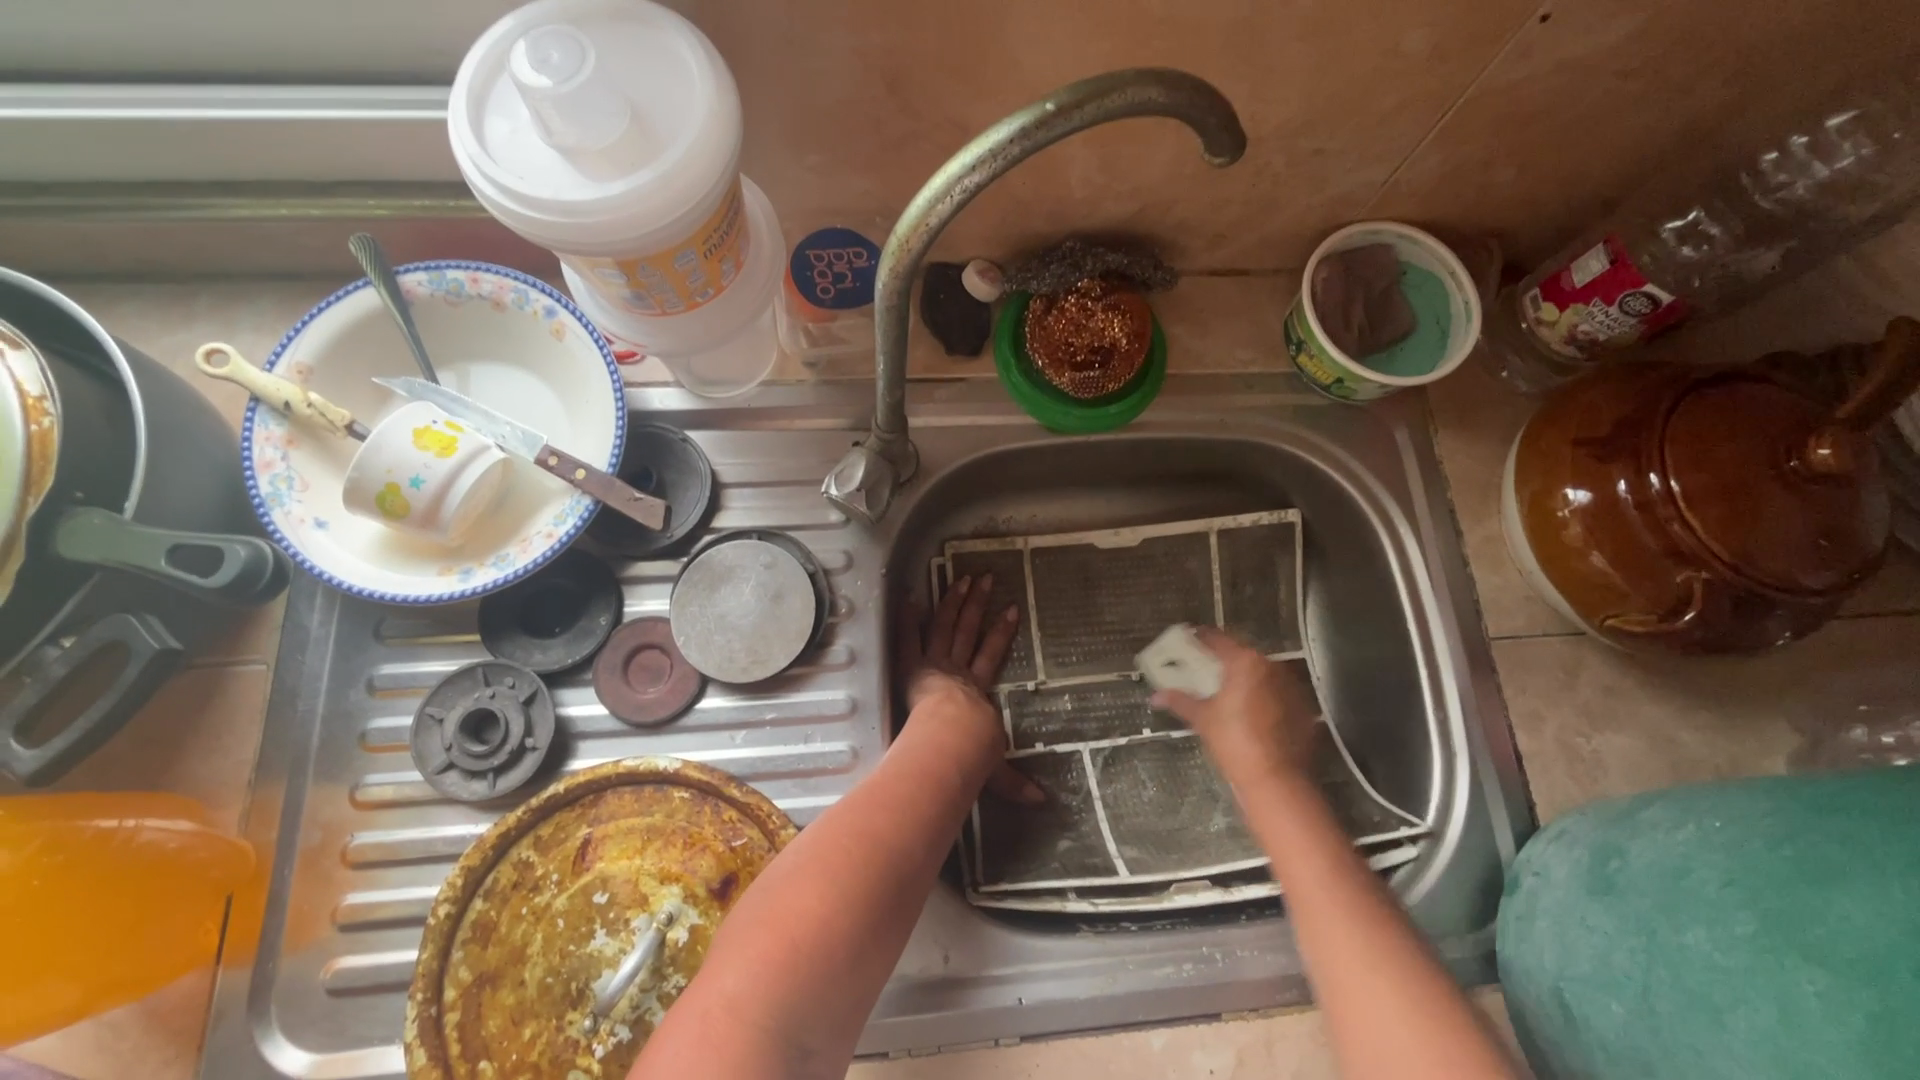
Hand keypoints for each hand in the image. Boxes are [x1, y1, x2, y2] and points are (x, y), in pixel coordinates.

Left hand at [897, 574, 1044, 804]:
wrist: (952, 741)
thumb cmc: (972, 751)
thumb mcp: (995, 769)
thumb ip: (1013, 782)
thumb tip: (1040, 801)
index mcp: (977, 688)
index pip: (992, 653)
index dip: (1002, 632)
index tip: (1012, 609)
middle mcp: (957, 669)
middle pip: (968, 630)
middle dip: (978, 604)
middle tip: (986, 578)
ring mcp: (935, 664)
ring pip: (944, 625)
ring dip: (952, 601)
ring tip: (959, 578)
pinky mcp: (912, 666)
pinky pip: (908, 638)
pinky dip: (907, 618)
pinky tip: (907, 595)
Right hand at [1151, 627, 1318, 789]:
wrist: (1277, 779)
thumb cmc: (1234, 742)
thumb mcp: (1202, 719)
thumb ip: (1180, 701)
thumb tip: (1155, 696)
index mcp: (1245, 663)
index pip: (1219, 640)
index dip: (1202, 638)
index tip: (1190, 637)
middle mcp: (1272, 667)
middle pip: (1244, 655)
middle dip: (1225, 660)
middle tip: (1206, 668)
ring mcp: (1292, 686)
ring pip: (1263, 674)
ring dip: (1247, 678)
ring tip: (1229, 691)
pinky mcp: (1304, 707)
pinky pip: (1279, 693)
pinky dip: (1265, 696)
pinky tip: (1254, 713)